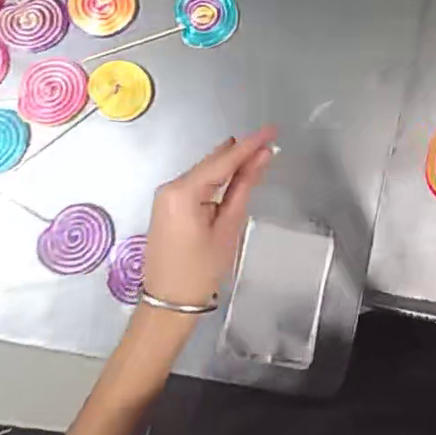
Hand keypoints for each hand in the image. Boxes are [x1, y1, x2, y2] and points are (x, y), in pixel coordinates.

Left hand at [141, 127, 276, 308]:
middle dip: (240, 151)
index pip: (223, 161)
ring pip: (203, 172)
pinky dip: (215, 177)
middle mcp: (169, 187)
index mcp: (183, 192)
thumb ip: (244, 188)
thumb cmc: (201, 270)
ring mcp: (165, 196)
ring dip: (228, 163)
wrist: (168, 303)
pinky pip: (195, 184)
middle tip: (268, 139)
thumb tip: (261, 159)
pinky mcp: (166, 206)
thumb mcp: (228, 228)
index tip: (271, 130)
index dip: (250, 144)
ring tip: (256, 152)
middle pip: (211, 163)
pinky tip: (232, 172)